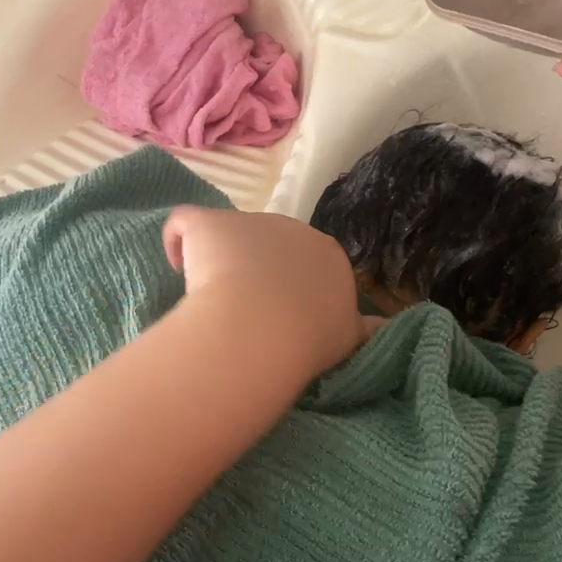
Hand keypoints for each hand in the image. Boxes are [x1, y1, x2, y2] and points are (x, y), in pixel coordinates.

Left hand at [162, 206, 369, 376]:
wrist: (261, 331)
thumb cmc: (307, 339)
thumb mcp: (348, 339)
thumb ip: (366, 330)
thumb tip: (384, 327)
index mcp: (329, 255)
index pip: (305, 263)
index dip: (287, 289)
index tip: (274, 318)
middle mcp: (294, 230)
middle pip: (269, 246)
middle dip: (254, 272)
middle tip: (240, 313)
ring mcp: (251, 222)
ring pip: (230, 237)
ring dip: (218, 260)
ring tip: (207, 300)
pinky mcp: (210, 223)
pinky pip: (186, 224)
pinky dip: (179, 243)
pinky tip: (177, 268)